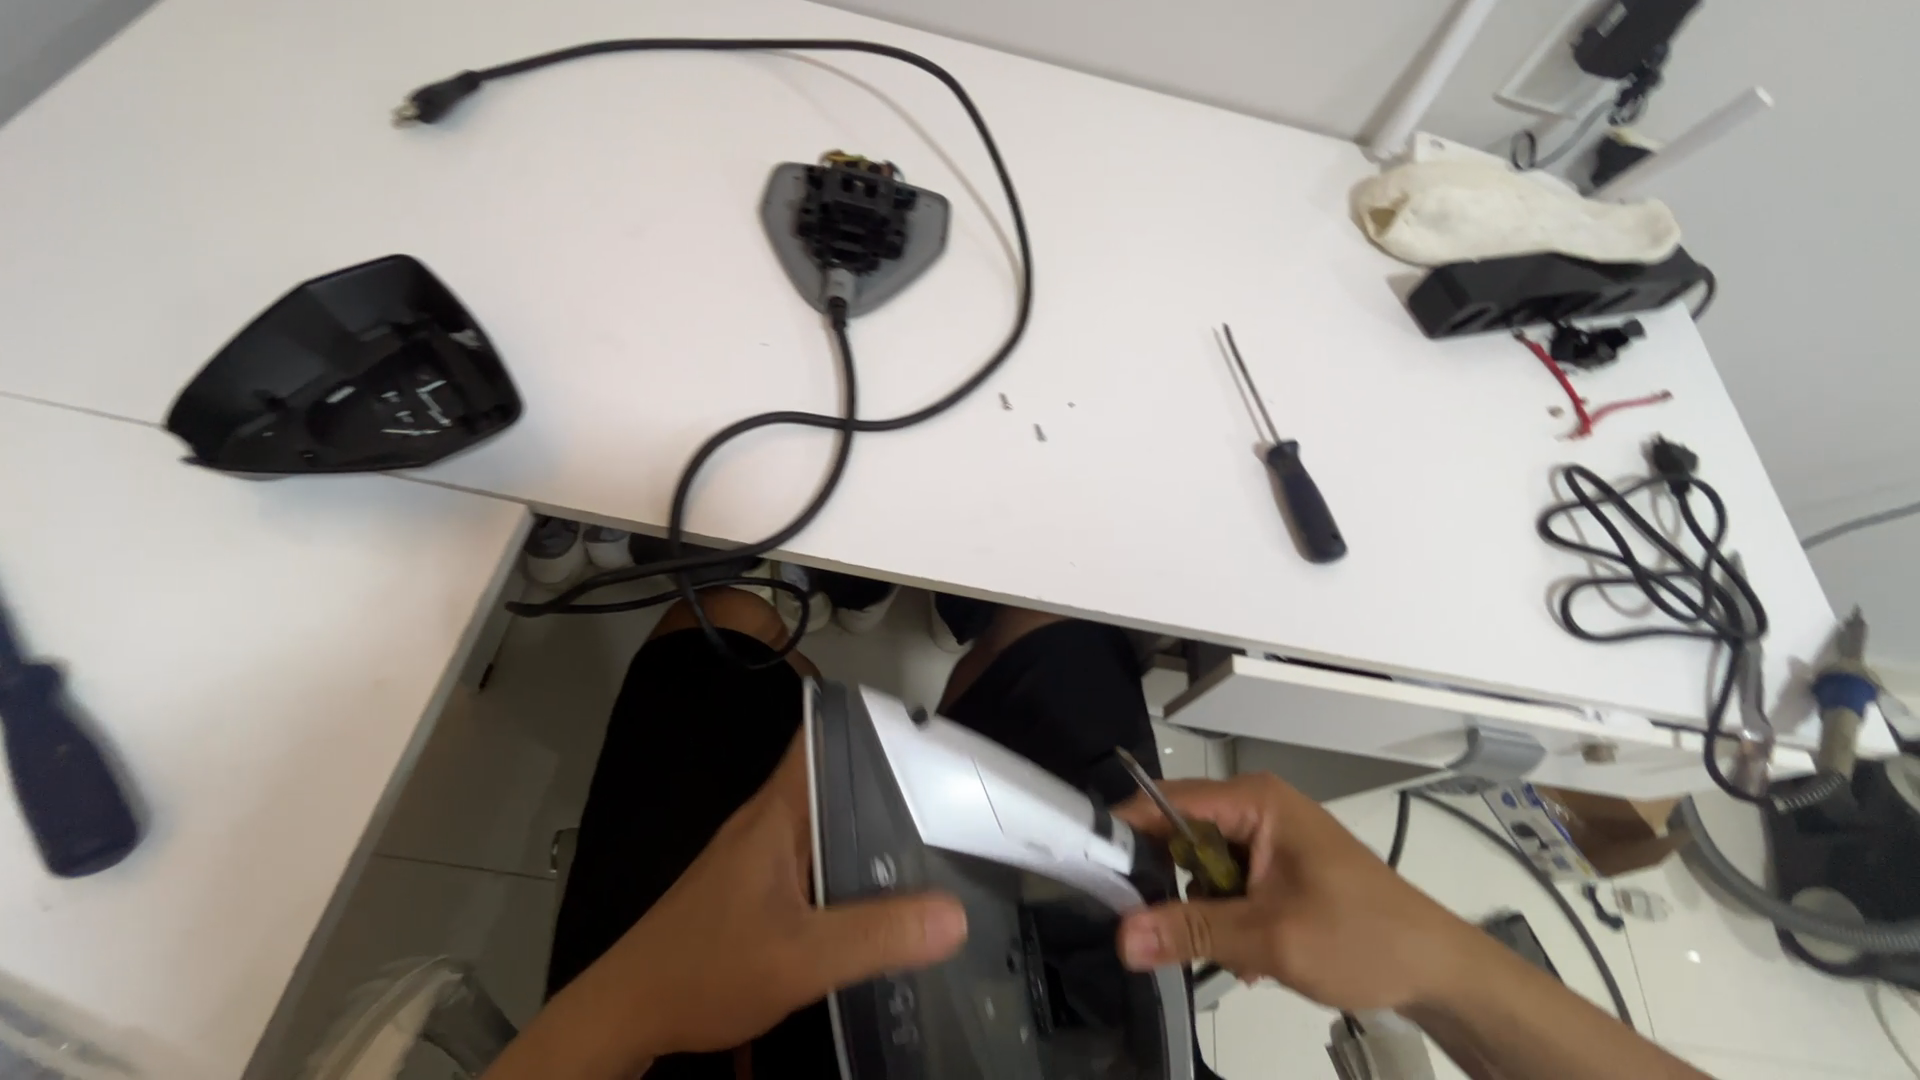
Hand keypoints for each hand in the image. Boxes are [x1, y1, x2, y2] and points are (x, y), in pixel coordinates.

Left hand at [494, 737, 966, 1077]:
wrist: (627, 1013)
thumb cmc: (704, 969)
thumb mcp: (800, 958)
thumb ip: (876, 936)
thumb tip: (954, 916)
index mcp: (776, 813)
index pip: (821, 738)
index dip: (869, 722)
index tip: (923, 728)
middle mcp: (769, 821)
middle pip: (834, 777)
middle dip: (888, 777)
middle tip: (951, 788)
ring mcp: (760, 852)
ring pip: (827, 818)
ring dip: (871, 821)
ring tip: (935, 831)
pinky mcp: (757, 884)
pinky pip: (817, 853)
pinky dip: (851, 858)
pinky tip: (881, 885)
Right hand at [1113, 774, 1478, 1012]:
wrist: (1442, 972)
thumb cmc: (1362, 938)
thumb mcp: (1269, 937)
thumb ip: (1191, 932)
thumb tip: (1120, 938)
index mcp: (1255, 801)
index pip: (1168, 799)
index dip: (1128, 830)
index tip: (1093, 868)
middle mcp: (1258, 807)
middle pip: (1182, 833)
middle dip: (1172, 883)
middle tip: (1160, 928)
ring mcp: (1271, 837)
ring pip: (1203, 864)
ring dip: (1203, 908)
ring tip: (1225, 952)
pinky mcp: (1280, 865)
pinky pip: (1228, 882)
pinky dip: (1227, 916)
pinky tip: (1246, 954)